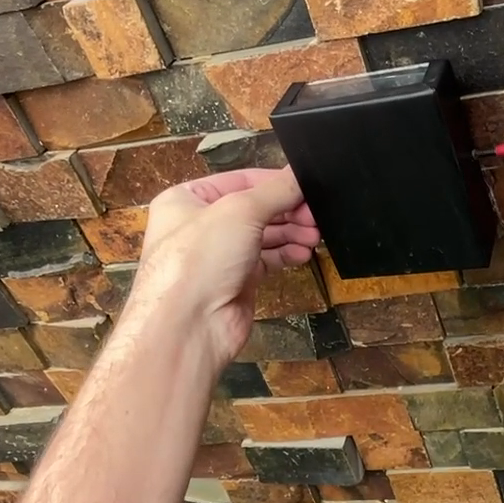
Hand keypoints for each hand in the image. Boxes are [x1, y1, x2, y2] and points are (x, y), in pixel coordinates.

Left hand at [127, 168, 319, 369]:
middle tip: (315, 215)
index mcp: (188, 199)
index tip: (306, 186)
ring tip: (314, 236)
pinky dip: (286, 254)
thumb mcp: (241, 210)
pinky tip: (304, 253)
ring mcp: (219, 255)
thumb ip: (276, 190)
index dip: (275, 182)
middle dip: (288, 211)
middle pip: (255, 208)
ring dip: (292, 232)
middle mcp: (201, 225)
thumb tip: (300, 175)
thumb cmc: (199, 260)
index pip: (241, 180)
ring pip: (264, 234)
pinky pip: (267, 259)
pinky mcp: (236, 281)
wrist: (188, 327)